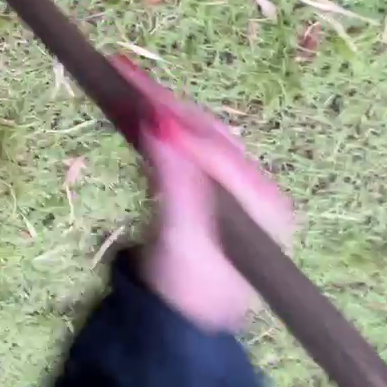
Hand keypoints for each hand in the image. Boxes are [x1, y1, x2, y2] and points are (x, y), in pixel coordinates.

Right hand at [116, 56, 296, 332]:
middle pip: (205, 130)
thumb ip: (175, 179)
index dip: (177, 119)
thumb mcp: (182, 234)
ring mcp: (229, 185)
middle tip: (121, 71)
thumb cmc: (189, 284)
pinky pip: (181, 142)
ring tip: (123, 77)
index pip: (216, 147)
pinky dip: (155, 121)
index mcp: (265, 202)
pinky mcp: (204, 184)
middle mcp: (252, 187)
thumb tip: (159, 123)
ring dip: (158, 103)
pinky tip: (134, 105)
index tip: (138, 93)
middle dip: (164, 100)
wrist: (180, 315)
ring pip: (192, 130)